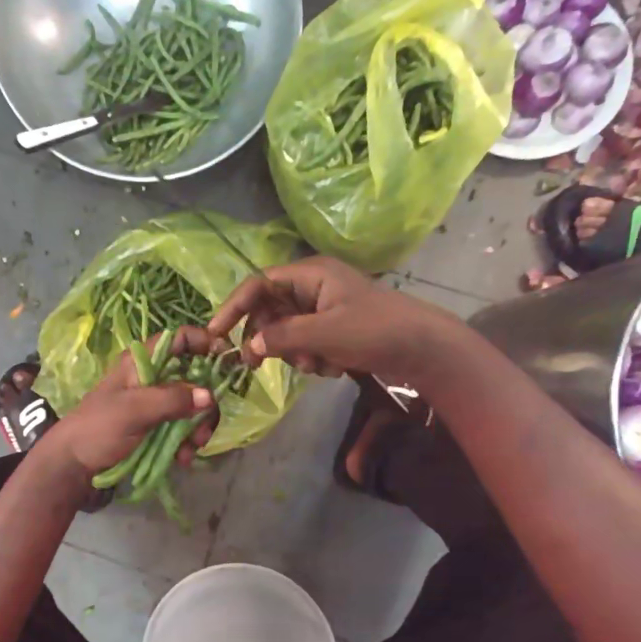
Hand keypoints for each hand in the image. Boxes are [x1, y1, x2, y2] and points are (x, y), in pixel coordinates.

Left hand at [35, 326, 219, 476]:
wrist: (73, 463)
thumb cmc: (98, 428)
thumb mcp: (134, 410)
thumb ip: (172, 400)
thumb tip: (209, 396)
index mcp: (142, 361)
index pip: (180, 337)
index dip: (205, 342)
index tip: (226, 361)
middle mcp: (152, 376)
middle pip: (195, 376)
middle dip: (205, 403)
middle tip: (204, 430)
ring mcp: (155, 401)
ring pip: (193, 405)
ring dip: (198, 428)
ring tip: (190, 450)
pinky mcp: (156, 424)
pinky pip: (183, 426)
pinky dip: (187, 441)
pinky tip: (182, 459)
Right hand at [207, 256, 460, 379]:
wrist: (425, 349)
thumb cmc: (375, 330)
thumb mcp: (325, 333)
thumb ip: (282, 337)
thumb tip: (249, 346)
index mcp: (310, 274)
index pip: (257, 284)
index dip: (233, 307)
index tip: (215, 335)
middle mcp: (312, 287)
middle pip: (268, 311)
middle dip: (268, 339)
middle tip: (258, 365)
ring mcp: (323, 309)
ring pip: (285, 332)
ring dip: (294, 353)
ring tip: (318, 365)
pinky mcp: (332, 329)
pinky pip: (305, 343)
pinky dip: (312, 358)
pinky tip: (333, 367)